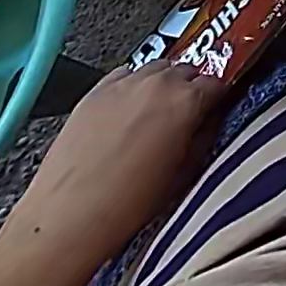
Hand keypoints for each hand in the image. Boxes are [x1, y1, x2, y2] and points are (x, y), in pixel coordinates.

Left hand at [0, 62, 224, 285]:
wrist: (67, 218)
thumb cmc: (124, 206)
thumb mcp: (182, 175)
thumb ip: (203, 138)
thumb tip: (209, 122)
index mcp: (185, 102)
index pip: (216, 83)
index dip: (219, 95)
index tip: (216, 104)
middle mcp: (157, 83)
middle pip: (187, 70)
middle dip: (192, 86)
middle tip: (189, 110)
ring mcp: (125, 82)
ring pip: (158, 67)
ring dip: (163, 83)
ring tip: (157, 109)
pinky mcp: (96, 89)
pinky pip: (125, 73)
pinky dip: (133, 84)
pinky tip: (128, 107)